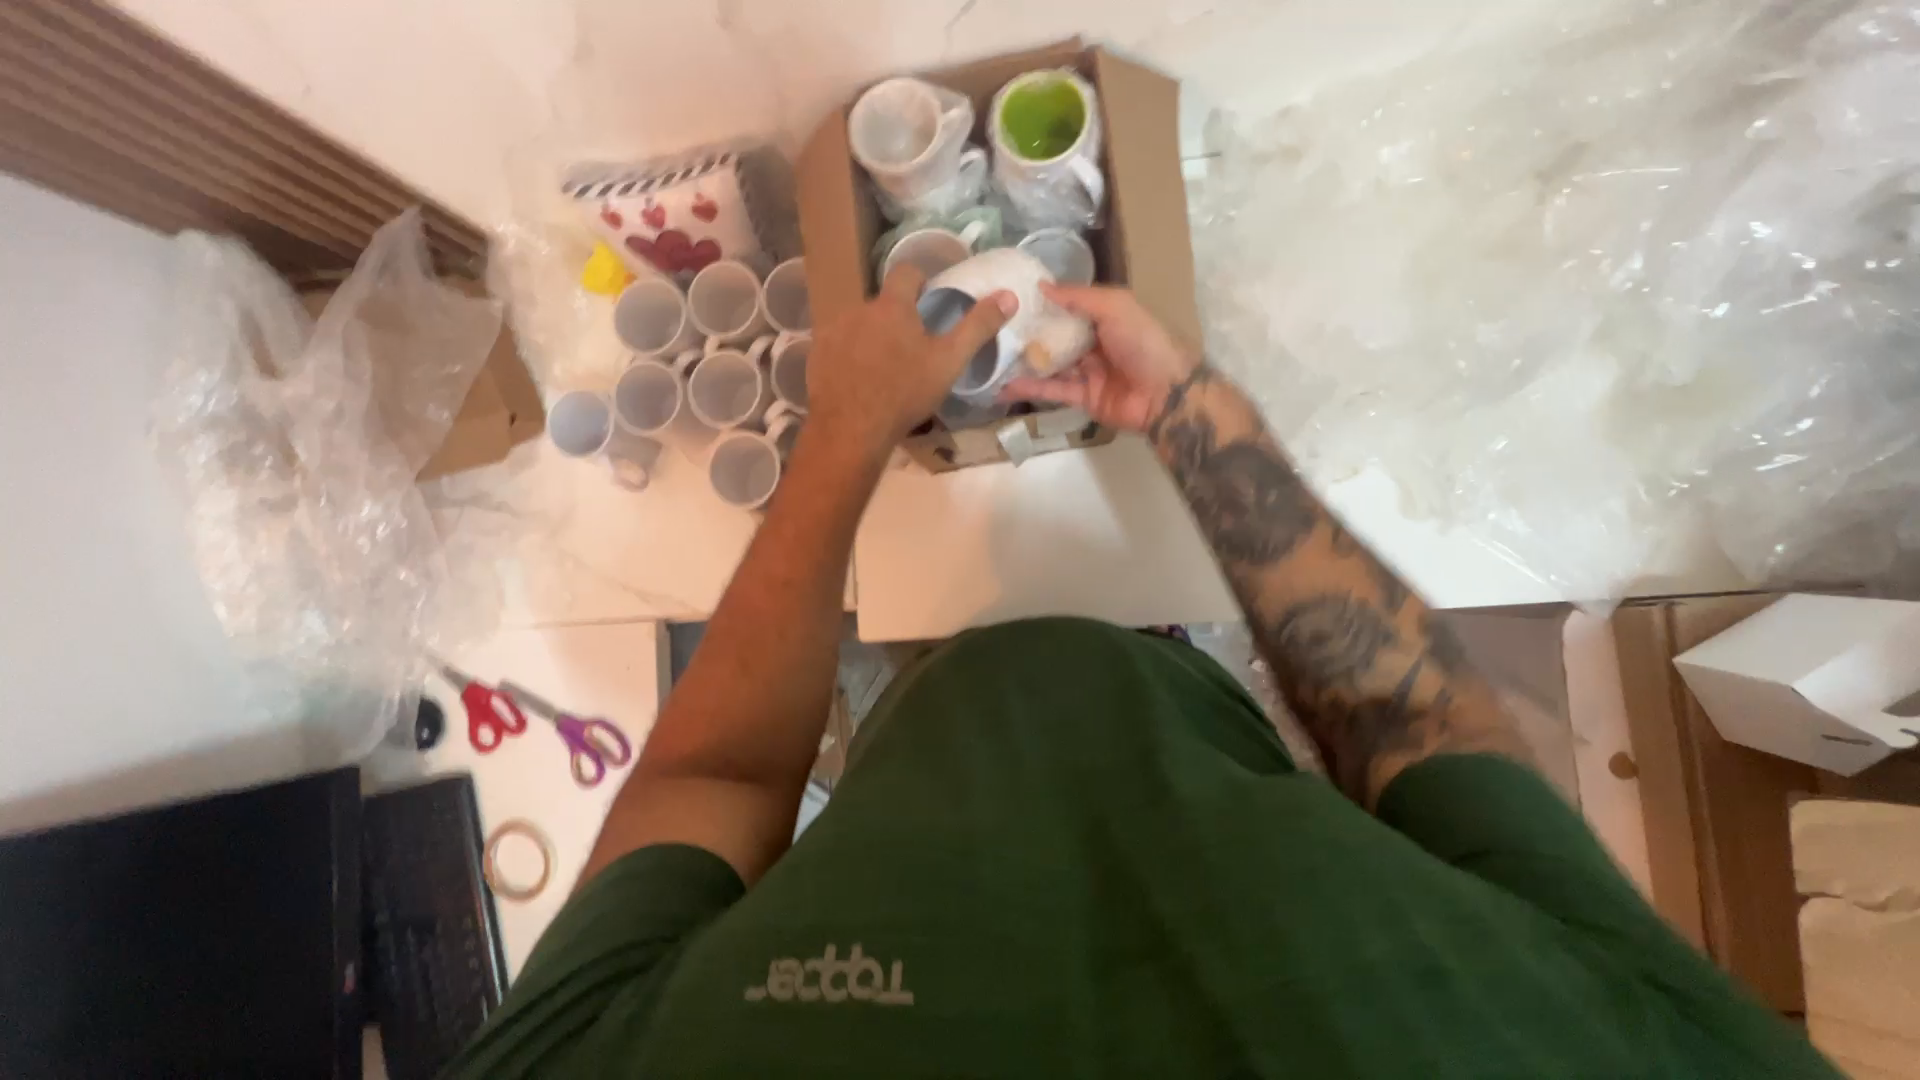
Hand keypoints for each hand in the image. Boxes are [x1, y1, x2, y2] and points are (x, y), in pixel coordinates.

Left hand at [806, 264, 1015, 460]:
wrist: (851, 428)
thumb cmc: (905, 392)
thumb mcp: (949, 361)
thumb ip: (978, 327)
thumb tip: (1008, 296)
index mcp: (892, 305)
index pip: (906, 272)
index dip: (920, 280)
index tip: (930, 297)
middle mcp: (859, 309)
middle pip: (882, 303)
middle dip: (897, 317)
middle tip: (912, 346)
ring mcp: (833, 332)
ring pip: (859, 325)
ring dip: (872, 337)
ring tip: (886, 368)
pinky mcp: (817, 355)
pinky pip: (839, 347)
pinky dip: (851, 356)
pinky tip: (861, 381)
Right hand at [1000, 284, 1199, 433]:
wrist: (1166, 394)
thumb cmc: (1144, 342)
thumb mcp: (1115, 307)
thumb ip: (1079, 297)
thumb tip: (1041, 286)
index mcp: (1105, 317)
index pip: (1069, 307)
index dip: (1043, 303)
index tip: (1011, 298)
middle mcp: (1094, 342)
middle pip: (1055, 337)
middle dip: (1028, 334)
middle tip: (992, 329)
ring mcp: (1088, 372)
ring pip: (1050, 364)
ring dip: (1023, 362)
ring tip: (990, 358)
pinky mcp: (1083, 398)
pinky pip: (1052, 391)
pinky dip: (1029, 389)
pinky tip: (1003, 386)